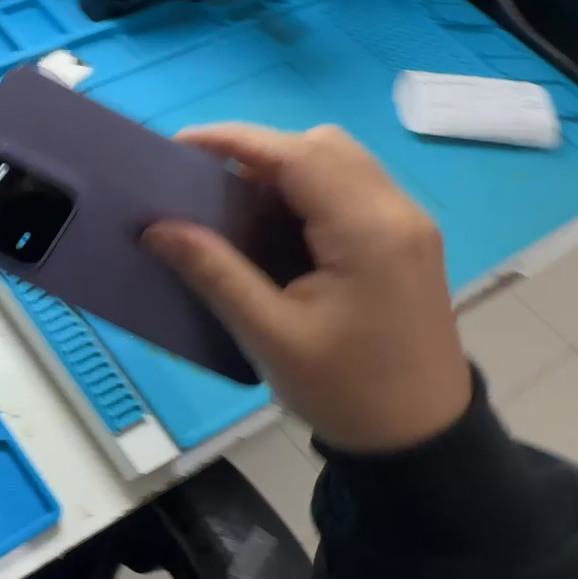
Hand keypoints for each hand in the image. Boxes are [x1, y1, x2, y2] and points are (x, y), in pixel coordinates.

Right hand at [144, 124, 471, 452]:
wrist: (420, 437)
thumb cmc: (345, 389)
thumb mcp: (269, 334)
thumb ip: (214, 273)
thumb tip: (157, 229)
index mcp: (367, 231)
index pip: (297, 155)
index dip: (234, 140)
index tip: (178, 145)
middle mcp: (395, 212)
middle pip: (322, 146)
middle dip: (256, 150)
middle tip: (202, 181)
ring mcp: (405, 225)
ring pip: (338, 162)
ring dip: (280, 169)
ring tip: (229, 204)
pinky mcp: (400, 241)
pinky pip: (347, 189)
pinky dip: (301, 191)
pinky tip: (269, 227)